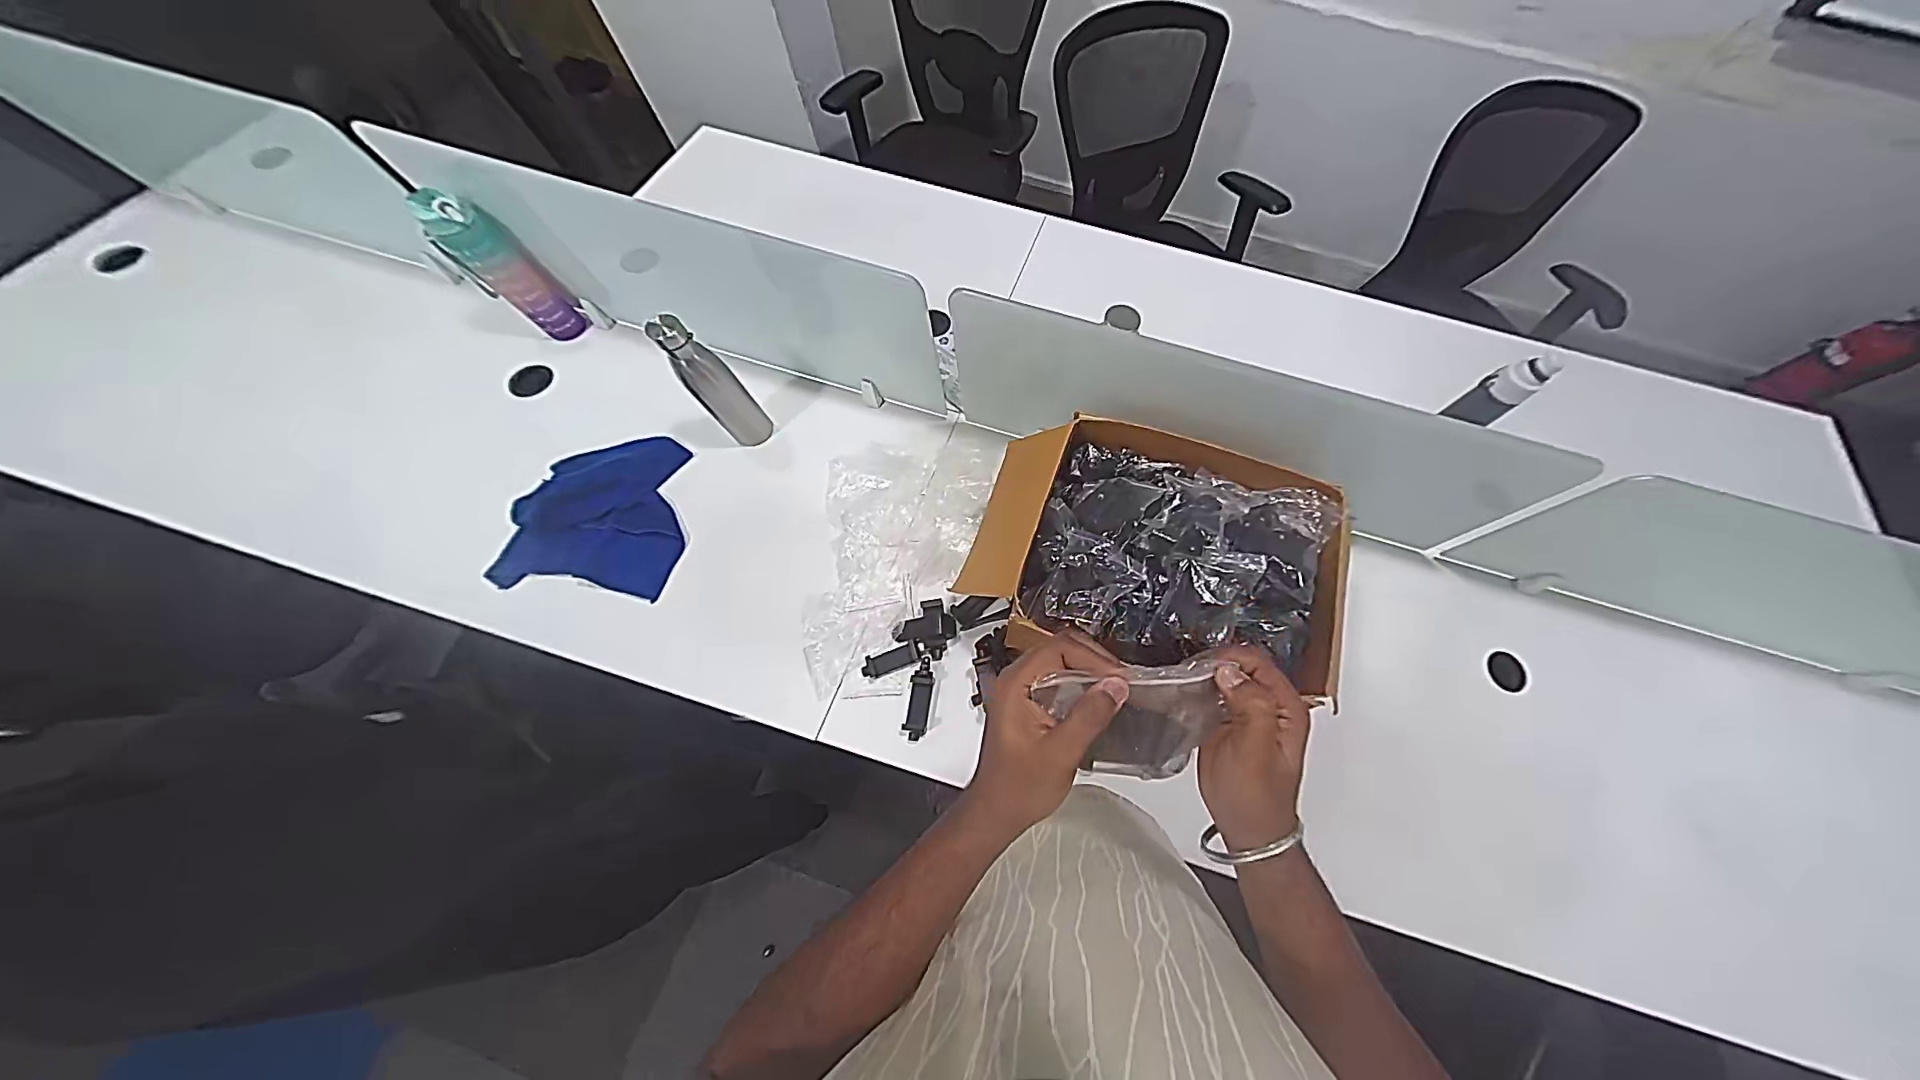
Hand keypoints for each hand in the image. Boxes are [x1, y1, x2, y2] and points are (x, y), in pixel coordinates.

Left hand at [963, 629, 1128, 837]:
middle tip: (1121, 680)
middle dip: (1094, 660)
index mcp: (1015, 684)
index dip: (1094, 658)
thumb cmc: (1016, 788)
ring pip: (1060, 661)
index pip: (1059, 648)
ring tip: (1114, 688)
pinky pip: (1058, 678)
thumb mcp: (1061, 753)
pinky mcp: (1028, 703)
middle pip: (1060, 647)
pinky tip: (1097, 699)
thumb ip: (1089, 716)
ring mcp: (1020, 691)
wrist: (998, 810)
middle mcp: (1014, 681)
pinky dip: (1081, 683)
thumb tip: (1114, 687)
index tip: (1117, 677)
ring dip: (1089, 671)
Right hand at [1198, 644, 1312, 850]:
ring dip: (1205, 676)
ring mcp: (1248, 715)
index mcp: (1286, 709)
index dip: (1231, 658)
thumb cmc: (1257, 798)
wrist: (1247, 829)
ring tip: (1184, 680)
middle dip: (1216, 663)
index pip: (1259, 663)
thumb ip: (1251, 706)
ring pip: (1227, 680)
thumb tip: (1232, 672)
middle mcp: (1270, 707)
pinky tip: (1185, 696)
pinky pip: (1214, 697)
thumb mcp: (1256, 749)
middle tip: (1190, 671)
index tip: (1204, 664)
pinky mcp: (1229, 725)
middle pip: (1242, 667)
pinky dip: (1199, 692)